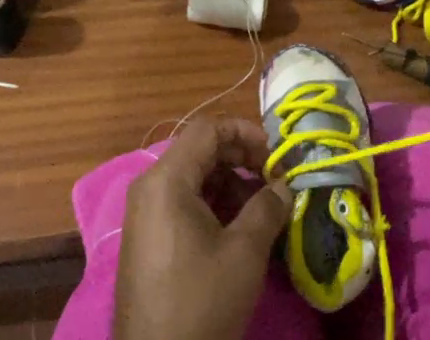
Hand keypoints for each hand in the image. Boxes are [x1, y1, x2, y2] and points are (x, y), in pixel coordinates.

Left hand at [114, 118, 293, 339]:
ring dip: (232, 184)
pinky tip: (241, 229)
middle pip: (200, 151)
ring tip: (265, 209)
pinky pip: (183, 203)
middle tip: (277, 180)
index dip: (246, 132)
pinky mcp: (149, 237)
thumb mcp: (244, 252)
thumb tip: (284, 185)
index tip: (278, 154)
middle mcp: (149, 186)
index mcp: (166, 179)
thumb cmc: (201, 300)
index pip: (207, 129)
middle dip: (242, 159)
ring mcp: (146, 213)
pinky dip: (214, 205)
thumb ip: (267, 207)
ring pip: (194, 178)